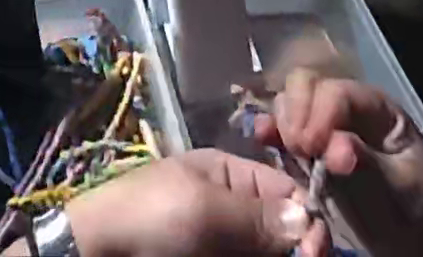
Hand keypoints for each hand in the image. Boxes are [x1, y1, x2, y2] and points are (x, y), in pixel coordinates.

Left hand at [65, 150, 326, 256]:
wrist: (102, 251)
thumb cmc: (152, 215)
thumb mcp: (204, 206)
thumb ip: (256, 214)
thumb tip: (309, 215)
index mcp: (228, 173)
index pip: (283, 188)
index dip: (307, 214)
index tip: (320, 248)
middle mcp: (232, 205)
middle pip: (283, 227)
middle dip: (300, 246)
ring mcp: (224, 239)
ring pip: (269, 251)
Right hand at [254, 71, 422, 256]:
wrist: (417, 252)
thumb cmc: (421, 221)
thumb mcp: (404, 197)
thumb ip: (369, 169)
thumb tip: (334, 148)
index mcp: (377, 110)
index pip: (339, 94)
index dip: (320, 114)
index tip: (310, 149)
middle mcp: (346, 107)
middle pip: (308, 85)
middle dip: (296, 112)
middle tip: (297, 150)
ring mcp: (322, 124)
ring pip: (290, 101)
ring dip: (282, 121)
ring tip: (286, 151)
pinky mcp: (306, 146)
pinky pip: (282, 126)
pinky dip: (270, 129)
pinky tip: (262, 136)